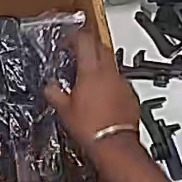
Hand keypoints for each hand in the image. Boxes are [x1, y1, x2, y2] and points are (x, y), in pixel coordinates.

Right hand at [43, 28, 141, 154]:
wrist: (114, 144)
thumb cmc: (91, 128)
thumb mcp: (64, 110)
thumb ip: (54, 93)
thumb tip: (50, 88)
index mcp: (91, 72)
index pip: (85, 41)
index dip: (75, 38)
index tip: (69, 43)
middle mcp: (109, 73)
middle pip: (101, 46)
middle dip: (89, 45)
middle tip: (78, 53)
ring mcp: (122, 82)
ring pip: (111, 63)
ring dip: (100, 64)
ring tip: (89, 76)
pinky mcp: (131, 93)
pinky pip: (120, 80)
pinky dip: (110, 81)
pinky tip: (103, 93)